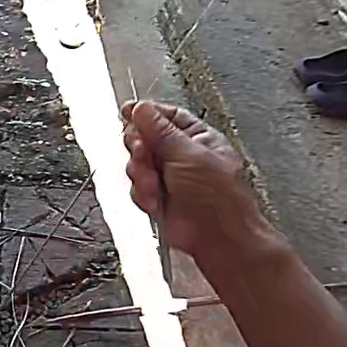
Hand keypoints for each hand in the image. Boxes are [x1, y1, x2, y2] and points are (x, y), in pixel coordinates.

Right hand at [121, 100, 276, 261]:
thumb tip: (142, 109)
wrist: (217, 237)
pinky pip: (136, 188)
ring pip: (137, 165)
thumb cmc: (219, 197)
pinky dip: (141, 194)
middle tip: (143, 153)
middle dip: (140, 148)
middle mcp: (181, 156)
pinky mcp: (157, 197)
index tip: (127, 111)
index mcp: (197, 138)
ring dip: (141, 175)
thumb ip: (160, 131)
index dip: (146, 114)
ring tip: (153, 185)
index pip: (166, 117)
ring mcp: (168, 177)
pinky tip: (154, 201)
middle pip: (145, 139)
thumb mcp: (188, 154)